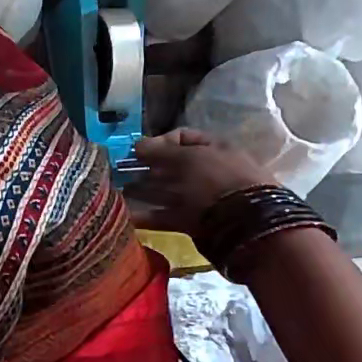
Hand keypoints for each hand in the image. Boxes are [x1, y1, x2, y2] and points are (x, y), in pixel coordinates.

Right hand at [128, 129, 277, 237]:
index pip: (182, 137)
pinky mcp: (194, 223)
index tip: (137, 151)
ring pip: (167, 192)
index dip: (159, 141)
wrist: (243, 224)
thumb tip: (137, 146)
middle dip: (147, 169)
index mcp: (213, 148)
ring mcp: (201, 198)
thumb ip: (160, 151)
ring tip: (119, 194)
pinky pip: (167, 216)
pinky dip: (148, 217)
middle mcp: (208, 171)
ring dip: (143, 192)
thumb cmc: (215, 180)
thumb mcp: (187, 158)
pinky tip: (128, 217)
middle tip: (122, 173)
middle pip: (173, 167)